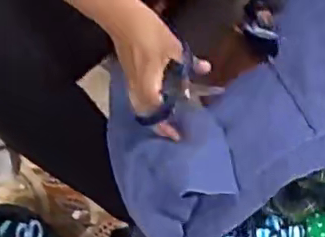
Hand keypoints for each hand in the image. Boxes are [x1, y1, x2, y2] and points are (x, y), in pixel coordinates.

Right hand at [108, 1, 204, 139]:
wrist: (118, 12)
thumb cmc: (144, 30)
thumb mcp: (172, 47)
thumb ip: (188, 62)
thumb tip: (206, 68)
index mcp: (148, 85)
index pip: (157, 112)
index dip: (166, 125)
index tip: (177, 136)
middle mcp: (137, 86)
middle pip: (145, 113)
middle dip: (158, 124)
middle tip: (172, 132)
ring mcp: (130, 78)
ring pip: (140, 105)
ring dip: (152, 114)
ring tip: (166, 120)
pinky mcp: (127, 70)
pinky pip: (137, 94)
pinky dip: (148, 101)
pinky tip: (159, 100)